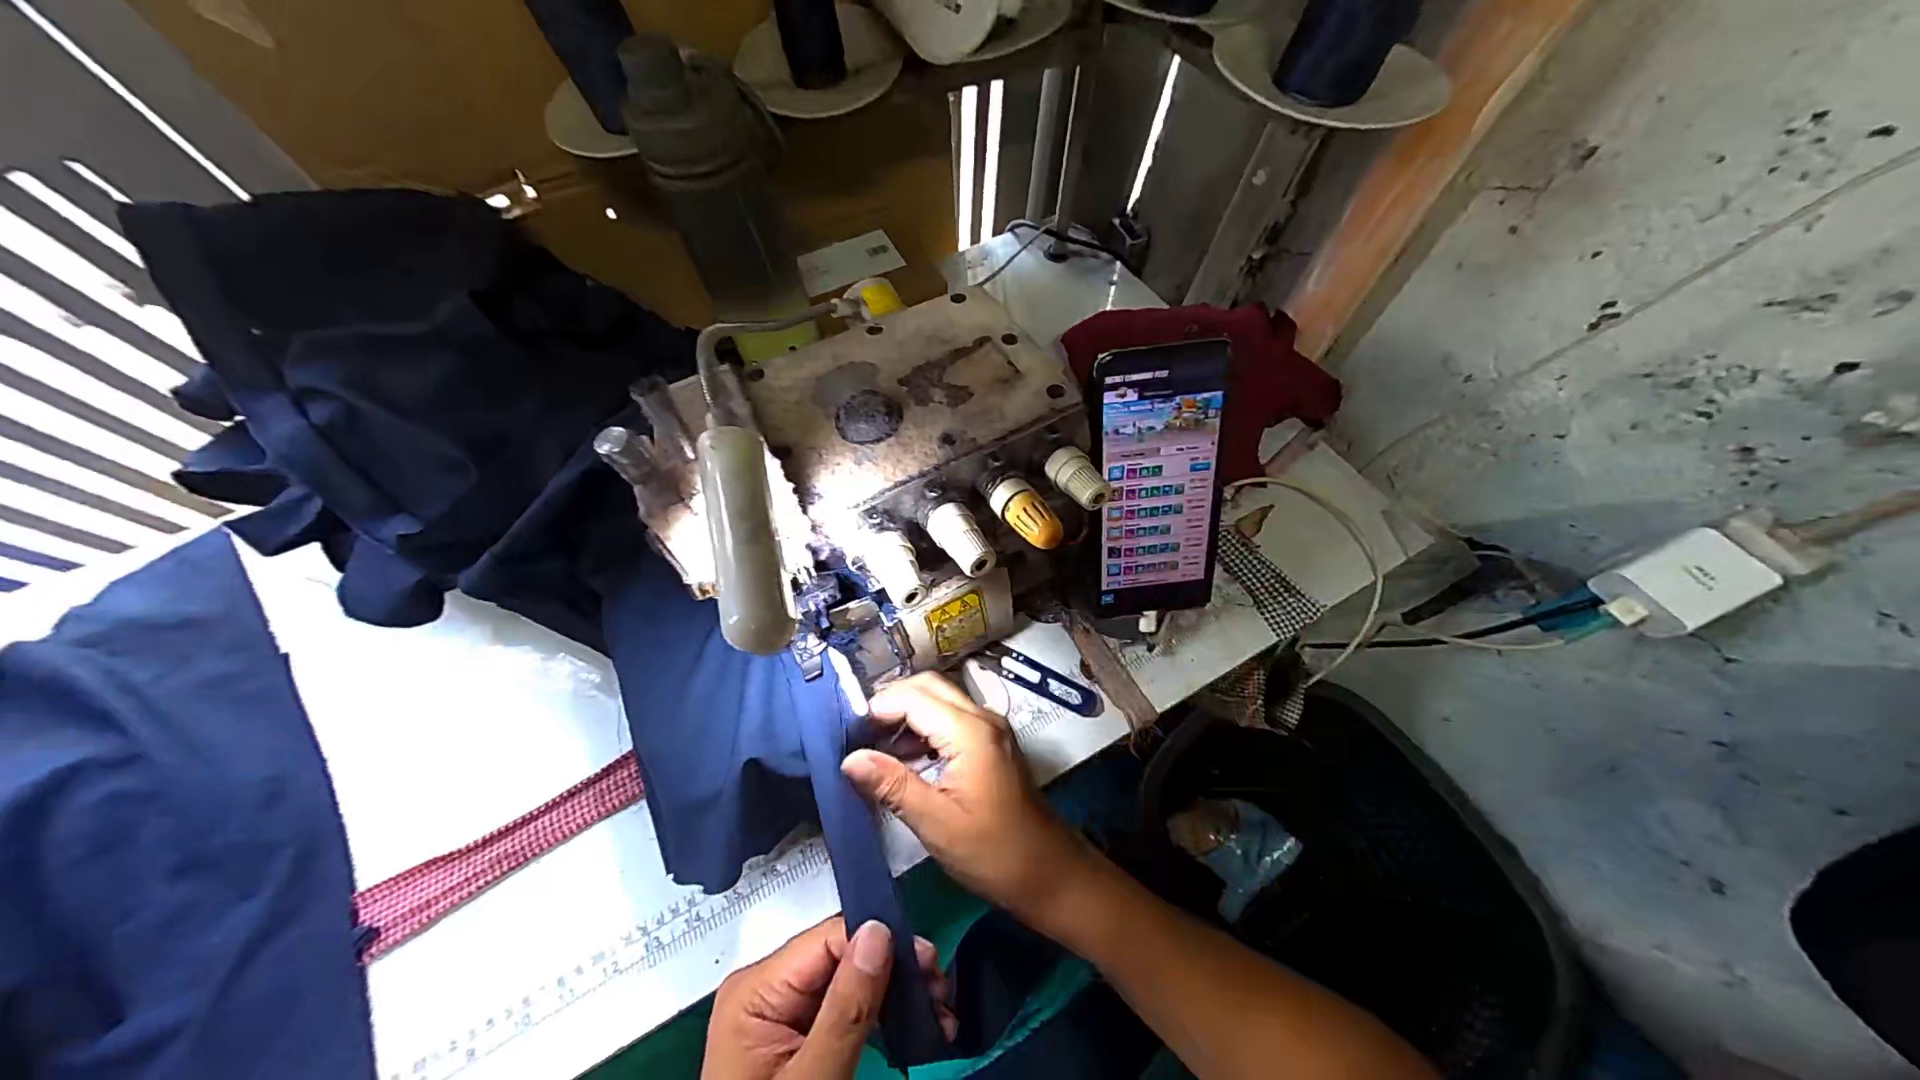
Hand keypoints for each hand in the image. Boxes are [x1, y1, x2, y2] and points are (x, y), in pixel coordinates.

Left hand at [701, 917, 955, 1079]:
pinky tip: (910, 1024)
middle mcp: (766, 987)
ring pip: (849, 978)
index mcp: (757, 988)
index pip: (829, 938)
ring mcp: (780, 1010)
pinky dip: (879, 1013)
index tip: (928, 965)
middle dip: (895, 969)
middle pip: (841, 954)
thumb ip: (846, 1007)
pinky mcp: (796, 1032)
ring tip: (936, 1011)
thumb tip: (878, 932)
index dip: (881, 942)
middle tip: (939, 993)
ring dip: (894, 991)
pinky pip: (843, 1005)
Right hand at [841, 673, 1099, 929]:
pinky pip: (950, 718)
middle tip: (858, 736)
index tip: (847, 735)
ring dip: (905, 714)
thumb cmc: (994, 852)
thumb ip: (892, 785)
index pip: (912, 697)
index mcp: (970, 732)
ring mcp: (989, 728)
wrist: (1050, 873)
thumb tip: (849, 759)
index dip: (876, 709)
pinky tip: (904, 758)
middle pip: (927, 687)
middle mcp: (982, 718)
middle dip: (889, 704)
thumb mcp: (937, 823)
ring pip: (939, 699)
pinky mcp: (990, 742)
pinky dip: (923, 727)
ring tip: (874, 749)